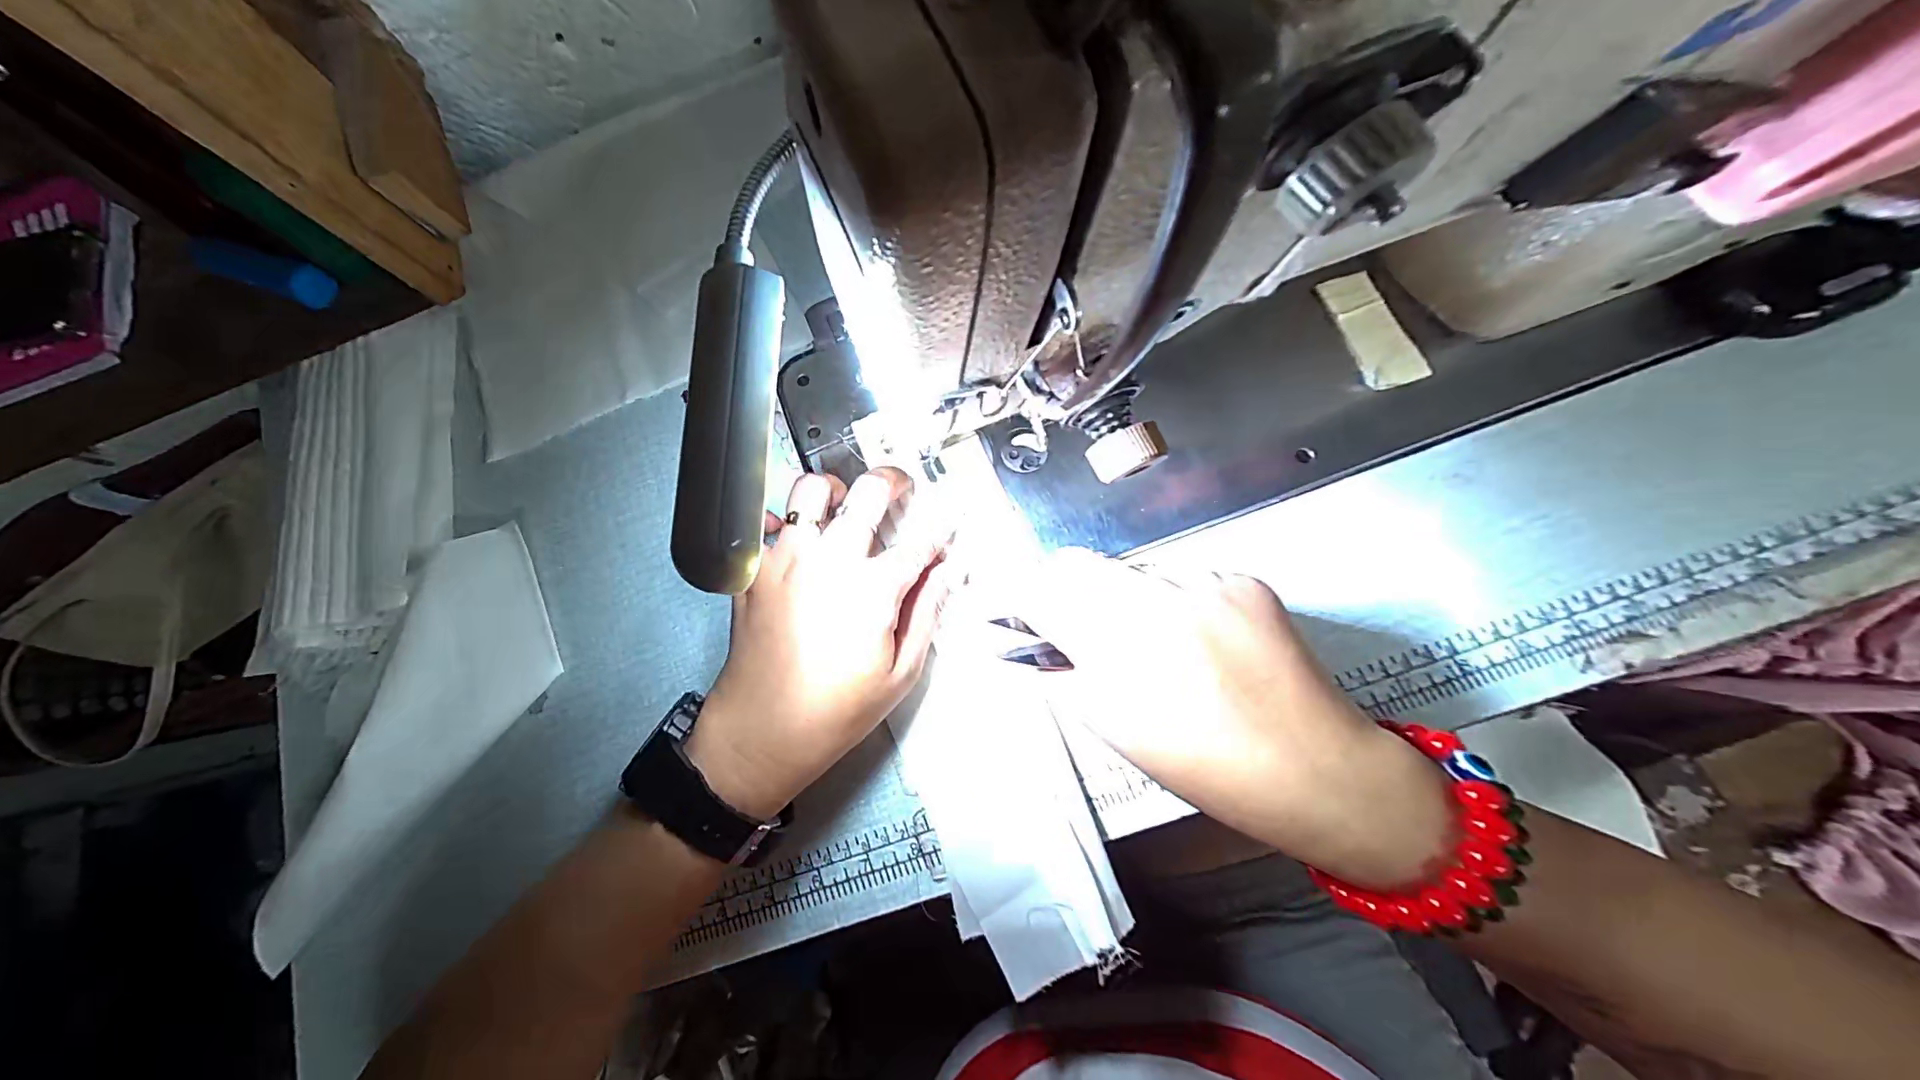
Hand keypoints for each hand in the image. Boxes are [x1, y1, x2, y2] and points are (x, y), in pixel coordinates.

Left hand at [686, 468, 952, 819]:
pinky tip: (803, 536)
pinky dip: (787, 519)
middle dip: (894, 482)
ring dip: (836, 489)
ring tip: (846, 503)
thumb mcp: (901, 673)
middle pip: (868, 493)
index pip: (919, 541)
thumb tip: (947, 571)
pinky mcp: (755, 571)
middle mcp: (829, 563)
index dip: (940, 530)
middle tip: (901, 487)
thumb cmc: (832, 712)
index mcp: (872, 590)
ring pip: (810, 490)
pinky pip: (768, 522)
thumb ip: (927, 611)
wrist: (761, 731)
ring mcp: (786, 561)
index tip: (946, 527)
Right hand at [1013, 548, 1453, 889]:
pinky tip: (1204, 640)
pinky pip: (1187, 578)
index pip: (1040, 590)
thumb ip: (1070, 674)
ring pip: (1135, 571)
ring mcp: (1202, 584)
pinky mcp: (1242, 580)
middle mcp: (1153, 602)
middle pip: (1079, 565)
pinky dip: (1180, 603)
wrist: (1311, 766)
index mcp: (1114, 648)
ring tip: (1162, 644)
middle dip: (1067, 589)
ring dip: (1129, 598)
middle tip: (1078, 622)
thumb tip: (1043, 641)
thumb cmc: (1205, 765)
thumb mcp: (1116, 728)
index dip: (1021, 596)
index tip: (1019, 606)